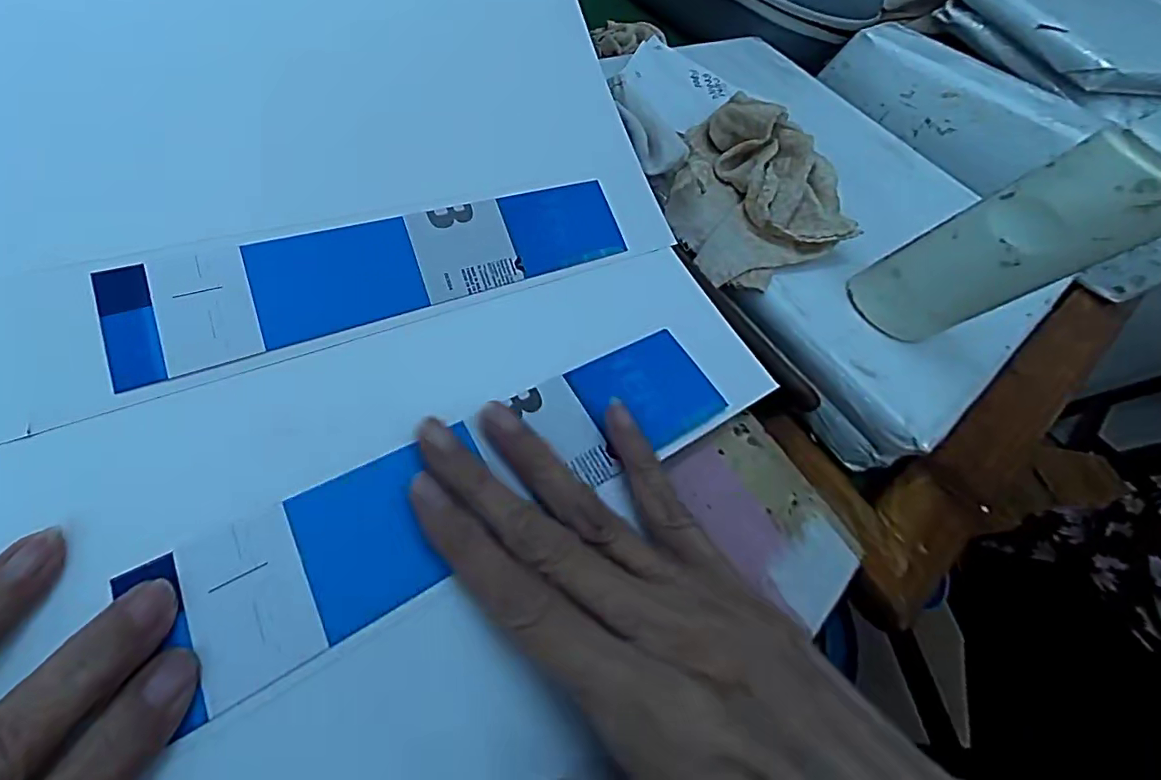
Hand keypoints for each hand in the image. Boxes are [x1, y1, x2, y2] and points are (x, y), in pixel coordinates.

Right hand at [410, 401, 942, 779]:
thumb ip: (582, 748)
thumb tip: (516, 718)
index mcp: (640, 703)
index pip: (524, 604)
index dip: (464, 546)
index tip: (422, 494)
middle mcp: (665, 636)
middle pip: (547, 546)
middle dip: (479, 487)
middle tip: (435, 436)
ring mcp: (705, 604)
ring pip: (598, 519)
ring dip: (538, 463)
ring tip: (496, 416)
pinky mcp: (738, 591)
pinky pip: (677, 517)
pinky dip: (641, 463)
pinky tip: (615, 414)